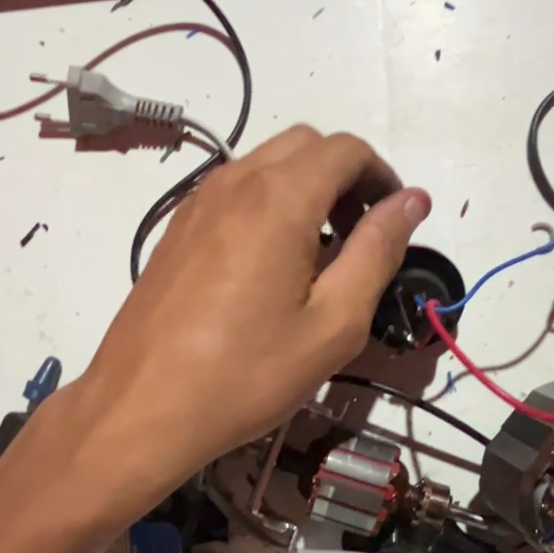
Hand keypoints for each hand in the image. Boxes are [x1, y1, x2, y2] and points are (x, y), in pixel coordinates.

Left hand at [58, 125, 429, 504]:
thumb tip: (412, 201)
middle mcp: (234, 183)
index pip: (345, 150)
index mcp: (278, 198)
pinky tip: (271, 266)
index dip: (382, 177)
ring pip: (267, 164)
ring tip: (319, 257)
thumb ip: (377, 252)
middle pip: (305, 146)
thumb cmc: (245, 374)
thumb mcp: (332, 324)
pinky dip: (268, 204)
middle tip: (360, 238)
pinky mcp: (177, 229)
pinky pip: (235, 191)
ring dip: (306, 189)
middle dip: (345, 177)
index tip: (394, 223)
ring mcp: (197, 203)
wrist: (141, 407)